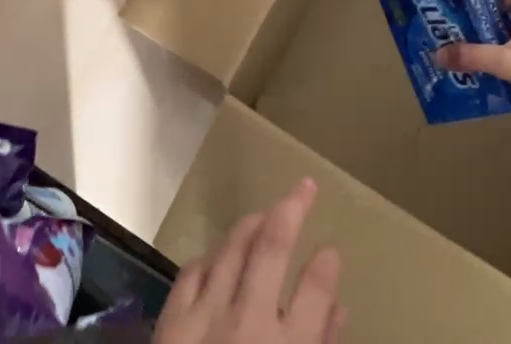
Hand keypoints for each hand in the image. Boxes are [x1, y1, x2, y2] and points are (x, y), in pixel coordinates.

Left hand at [154, 178, 344, 343]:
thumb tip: (339, 314)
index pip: (317, 290)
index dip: (327, 266)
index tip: (332, 250)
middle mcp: (249, 323)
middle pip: (272, 247)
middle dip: (292, 209)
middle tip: (306, 185)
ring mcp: (205, 318)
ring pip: (230, 249)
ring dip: (249, 225)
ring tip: (264, 212)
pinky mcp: (171, 324)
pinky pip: (191, 273)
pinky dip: (208, 259)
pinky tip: (216, 255)